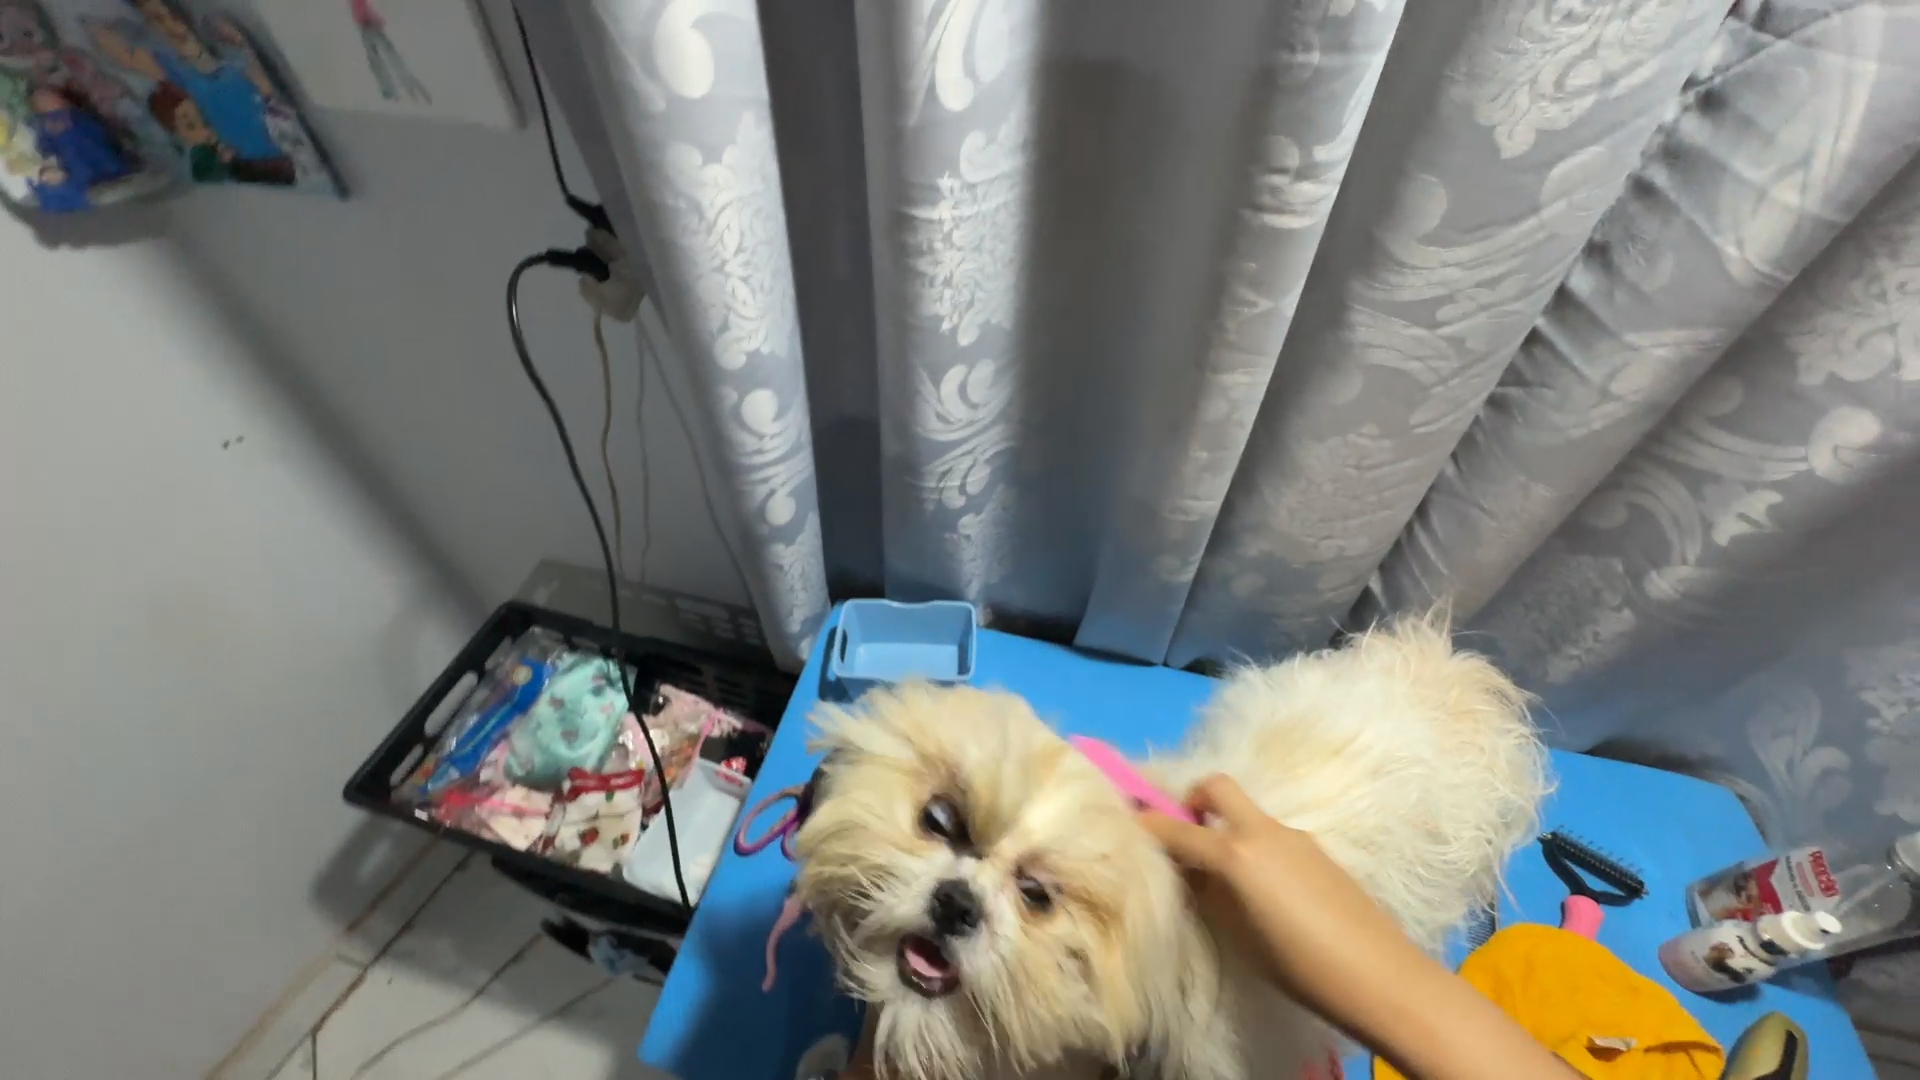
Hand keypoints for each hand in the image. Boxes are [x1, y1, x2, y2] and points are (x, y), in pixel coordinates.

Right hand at [1135, 774, 1399, 1008]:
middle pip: (1216, 786)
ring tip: (1228, 873)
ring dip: (1228, 825)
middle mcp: (1260, 831)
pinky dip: (1255, 844)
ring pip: (1247, 812)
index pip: (1176, 827)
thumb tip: (1187, 868)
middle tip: (1188, 829)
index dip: (1148, 823)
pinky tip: (1267, 888)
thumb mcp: (1236, 933)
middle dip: (1193, 798)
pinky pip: (1272, 834)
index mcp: (1234, 853)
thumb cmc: (1296, 963)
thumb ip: (1206, 892)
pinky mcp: (1317, 849)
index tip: (1132, 823)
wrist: (1381, 976)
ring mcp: (1293, 836)